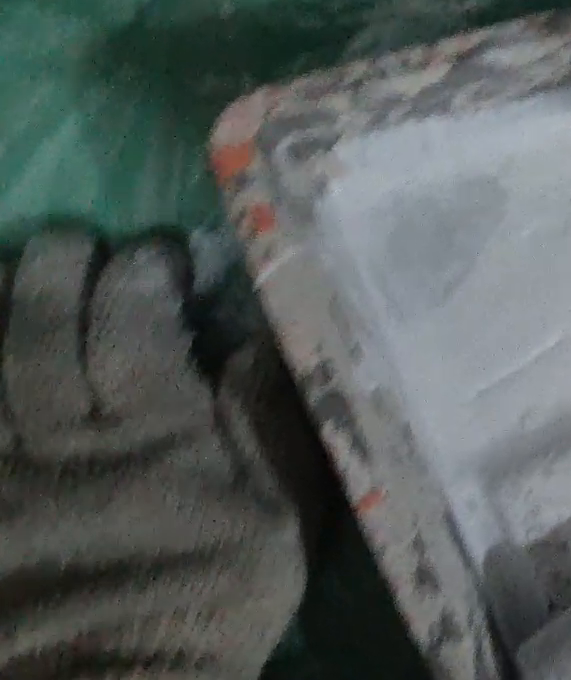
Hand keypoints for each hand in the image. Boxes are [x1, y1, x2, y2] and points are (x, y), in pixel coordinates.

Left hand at [0, 229, 305, 678]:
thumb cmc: (217, 589)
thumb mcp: (283, 510)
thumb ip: (269, 423)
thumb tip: (267, 342)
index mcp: (150, 440)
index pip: (136, 337)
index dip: (140, 283)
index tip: (157, 246)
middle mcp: (57, 447)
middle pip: (38, 344)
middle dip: (49, 279)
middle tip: (69, 239)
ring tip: (6, 271)